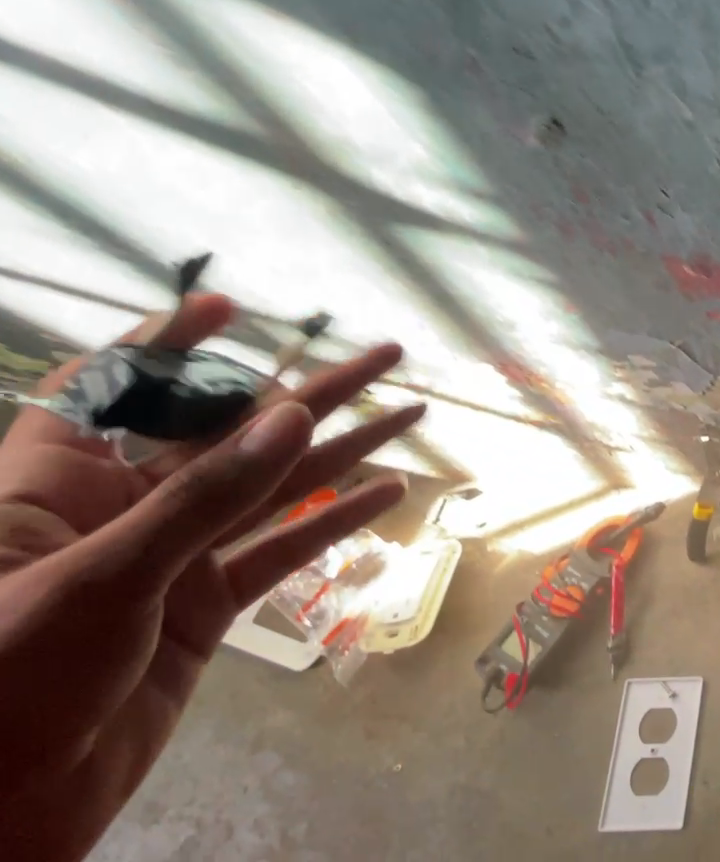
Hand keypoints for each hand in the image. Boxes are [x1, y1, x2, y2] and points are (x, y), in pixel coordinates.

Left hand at [0, 294, 422, 860]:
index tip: (228, 306)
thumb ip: (202, 498)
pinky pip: (284, 551)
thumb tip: (289, 418)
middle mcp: (119, 514)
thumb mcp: (98, 581)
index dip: (168, 346)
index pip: (113, 392)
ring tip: (410, 411)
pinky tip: (389, 492)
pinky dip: (338, 521)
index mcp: (51, 489)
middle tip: (382, 354)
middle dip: (308, 391)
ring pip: (274, 488)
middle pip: (231, 433)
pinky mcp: (203, 610)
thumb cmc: (1, 682)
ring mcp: (168, 562)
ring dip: (344, 450)